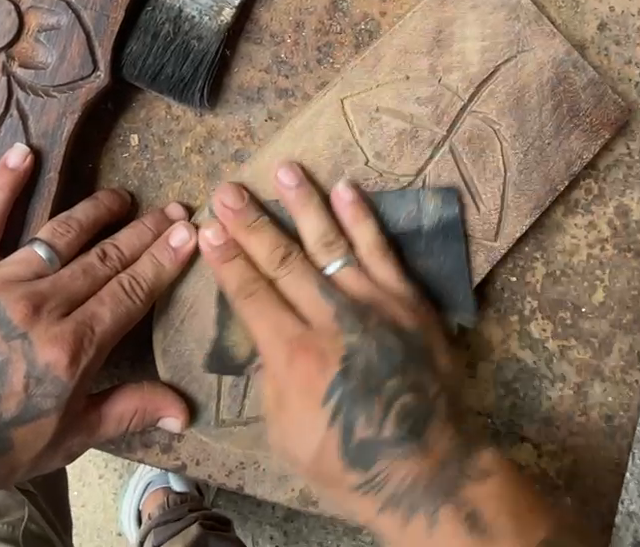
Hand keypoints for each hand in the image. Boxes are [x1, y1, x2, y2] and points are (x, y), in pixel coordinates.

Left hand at [0, 143, 198, 501]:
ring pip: (61, 234)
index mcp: (73, 347)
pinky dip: (4, 185)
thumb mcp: (66, 439)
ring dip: (97, 211)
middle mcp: (44, 305)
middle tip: (174, 208)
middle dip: (145, 231)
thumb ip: (127, 412)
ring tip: (122, 196)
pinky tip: (25, 152)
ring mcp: (1, 282)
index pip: (132, 290)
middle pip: (106, 257)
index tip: (189, 231)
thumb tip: (186, 410)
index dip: (163, 259)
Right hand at [196, 163, 521, 541]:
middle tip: (228, 190)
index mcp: (296, 357)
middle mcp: (332, 320)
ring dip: (305, 204)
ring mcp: (374, 303)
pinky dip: (363, 218)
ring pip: (331, 242)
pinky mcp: (408, 299)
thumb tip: (263, 327)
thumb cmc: (349, 460)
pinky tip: (346, 187)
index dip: (228, 260)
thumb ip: (270, 374)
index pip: (252, 295)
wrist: (430, 469)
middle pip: (284, 260)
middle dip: (252, 223)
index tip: (209, 228)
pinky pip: (382, 250)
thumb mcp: (285, 432)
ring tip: (285, 169)